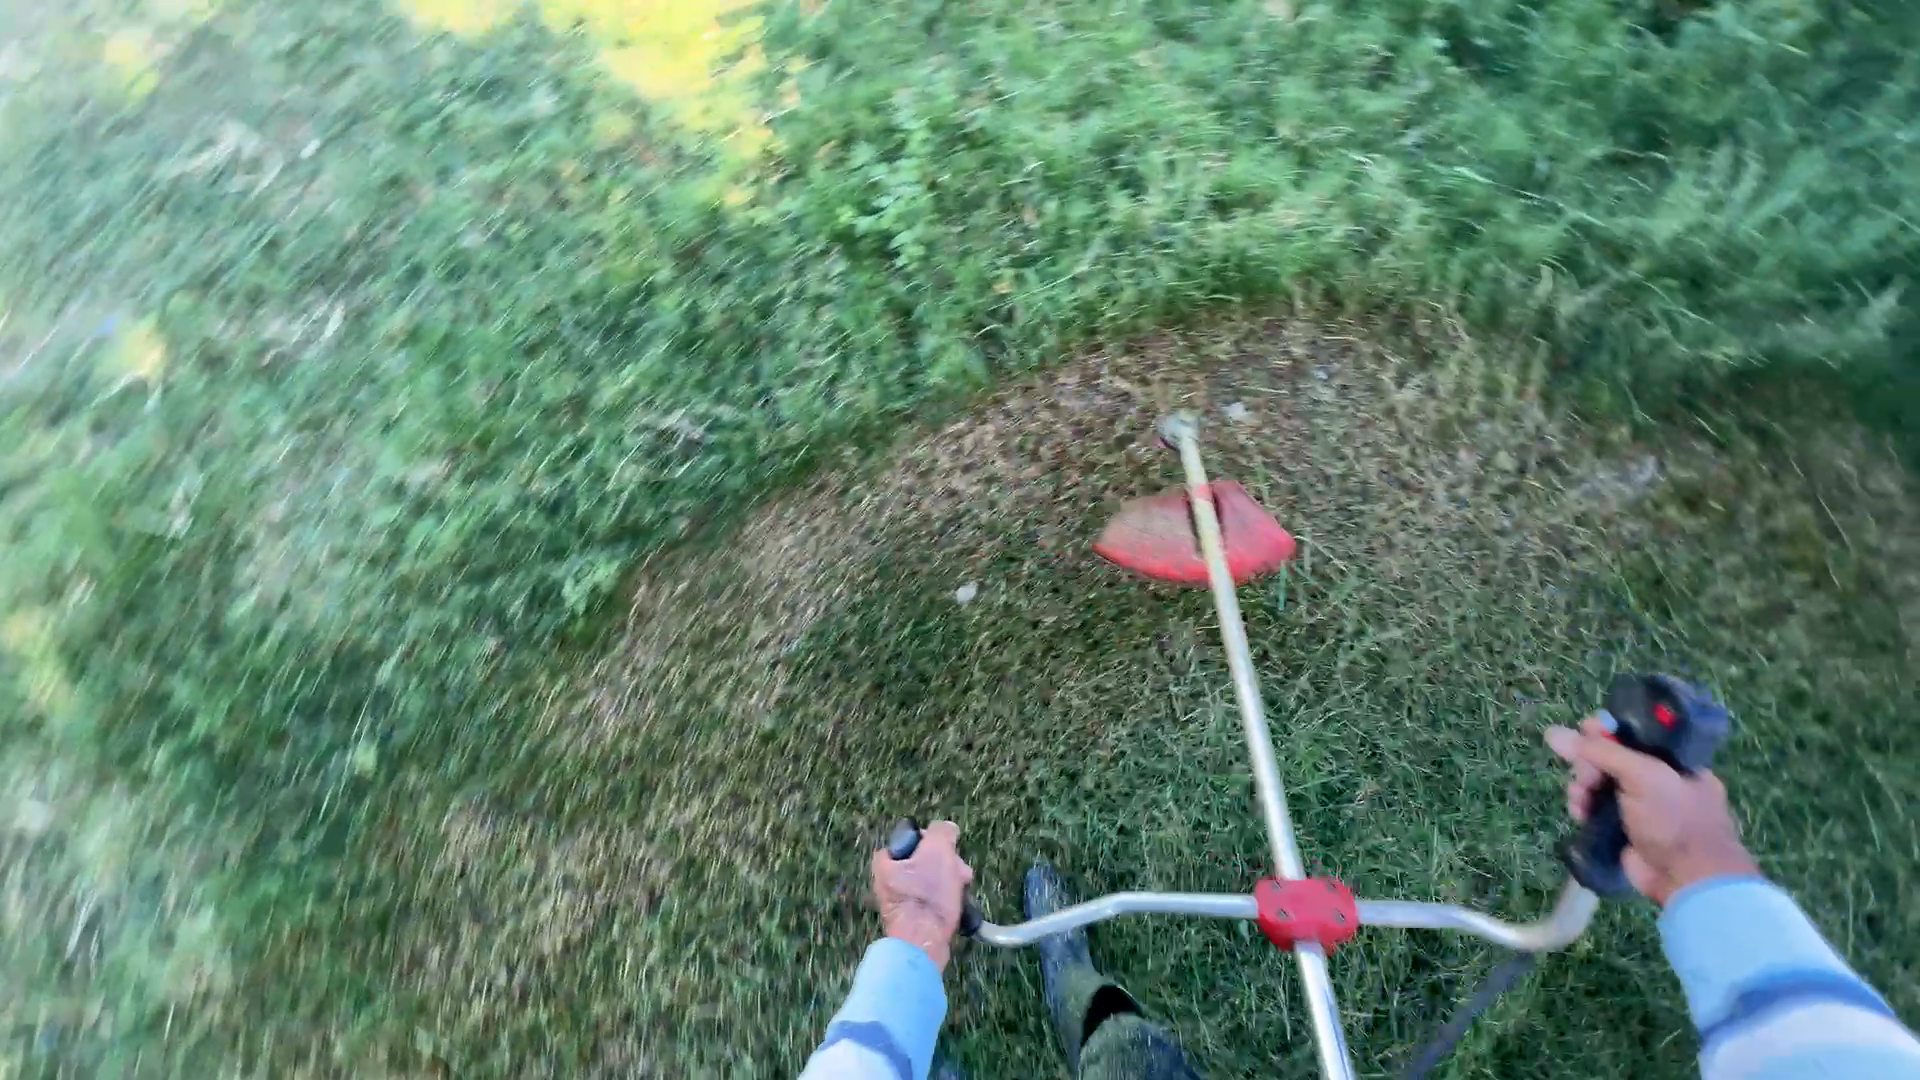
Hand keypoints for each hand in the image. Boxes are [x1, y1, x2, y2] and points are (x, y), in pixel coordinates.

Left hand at [871, 820, 973, 970]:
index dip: (934, 843)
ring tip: (962, 891)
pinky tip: (956, 905)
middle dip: (948, 864)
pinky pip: (931, 899)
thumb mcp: (938, 851)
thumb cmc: (927, 896)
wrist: (924, 945)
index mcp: (886, 860)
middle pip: (926, 859)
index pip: (915, 838)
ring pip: (931, 879)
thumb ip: (941, 831)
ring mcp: (898, 900)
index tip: (946, 852)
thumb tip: (947, 829)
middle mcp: (887, 879)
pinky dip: (944, 900)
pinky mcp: (911, 918)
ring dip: (950, 881)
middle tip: (960, 873)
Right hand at [1547, 715, 1758, 905]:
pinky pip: (1592, 805)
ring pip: (1594, 781)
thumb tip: (1552, 732)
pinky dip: (1582, 806)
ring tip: (1581, 801)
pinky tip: (1581, 814)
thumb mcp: (1644, 776)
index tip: (1585, 734)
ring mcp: (1638, 805)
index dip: (1605, 733)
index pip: (1631, 736)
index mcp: (1674, 764)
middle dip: (1587, 765)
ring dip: (1580, 787)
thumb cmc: (1676, 821)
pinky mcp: (1621, 825)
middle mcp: (1657, 781)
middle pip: (1606, 758)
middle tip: (1586, 778)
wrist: (1689, 879)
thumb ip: (1600, 752)